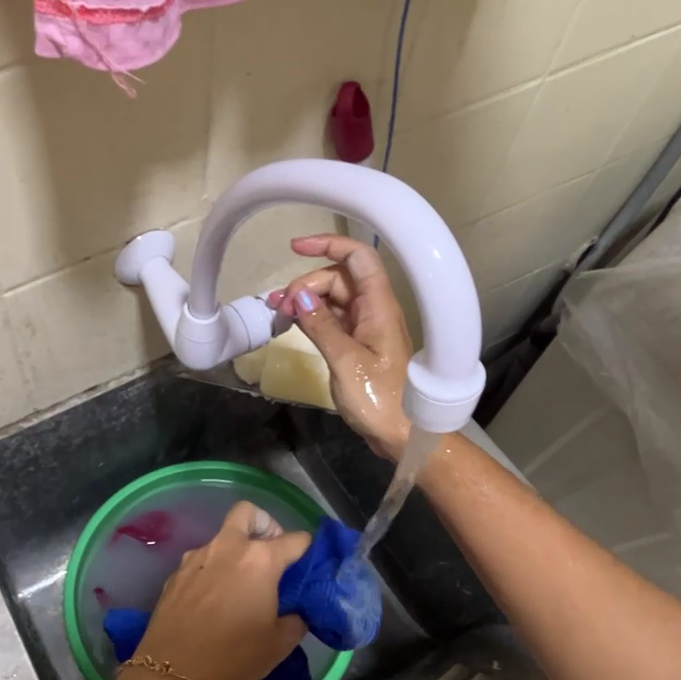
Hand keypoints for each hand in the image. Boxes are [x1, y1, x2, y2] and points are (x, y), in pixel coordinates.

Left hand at [134, 501, 311, 679]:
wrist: (173, 669)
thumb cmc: (234, 654)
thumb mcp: (279, 644)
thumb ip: (295, 620)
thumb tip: (296, 612)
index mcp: (260, 559)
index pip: (296, 539)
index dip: (308, 550)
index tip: (309, 567)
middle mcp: (228, 547)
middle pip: (248, 512)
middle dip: (264, 525)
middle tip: (270, 556)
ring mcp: (197, 557)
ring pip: (221, 537)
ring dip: (234, 551)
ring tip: (239, 587)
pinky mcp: (175, 573)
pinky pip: (201, 561)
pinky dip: (212, 571)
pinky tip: (212, 601)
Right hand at [269, 234, 414, 459]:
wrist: (402, 434)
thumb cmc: (380, 399)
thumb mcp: (344, 362)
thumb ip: (321, 326)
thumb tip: (298, 297)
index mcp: (379, 307)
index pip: (358, 258)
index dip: (328, 245)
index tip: (295, 248)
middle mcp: (374, 310)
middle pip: (338, 278)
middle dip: (306, 284)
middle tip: (280, 308)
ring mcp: (366, 327)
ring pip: (332, 299)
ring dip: (305, 302)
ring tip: (278, 315)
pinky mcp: (358, 344)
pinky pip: (332, 319)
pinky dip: (311, 318)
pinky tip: (292, 325)